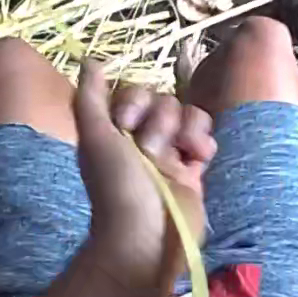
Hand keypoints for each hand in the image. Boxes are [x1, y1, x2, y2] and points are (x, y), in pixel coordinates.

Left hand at [71, 61, 214, 296]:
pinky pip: (207, 140)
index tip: (126, 126)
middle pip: (165, 101)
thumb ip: (91, 97)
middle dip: (161, 121)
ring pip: (190, 115)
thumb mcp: (95, 138)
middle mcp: (144, 138)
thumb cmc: (117, 187)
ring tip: (178, 154)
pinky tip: (198, 160)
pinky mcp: (195, 171)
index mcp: (118, 130)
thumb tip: (91, 60)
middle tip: (149, 152)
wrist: (146, 237)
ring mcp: (172, 154)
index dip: (137, 102)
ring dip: (185, 129)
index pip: (137, 91)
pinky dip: (204, 144)